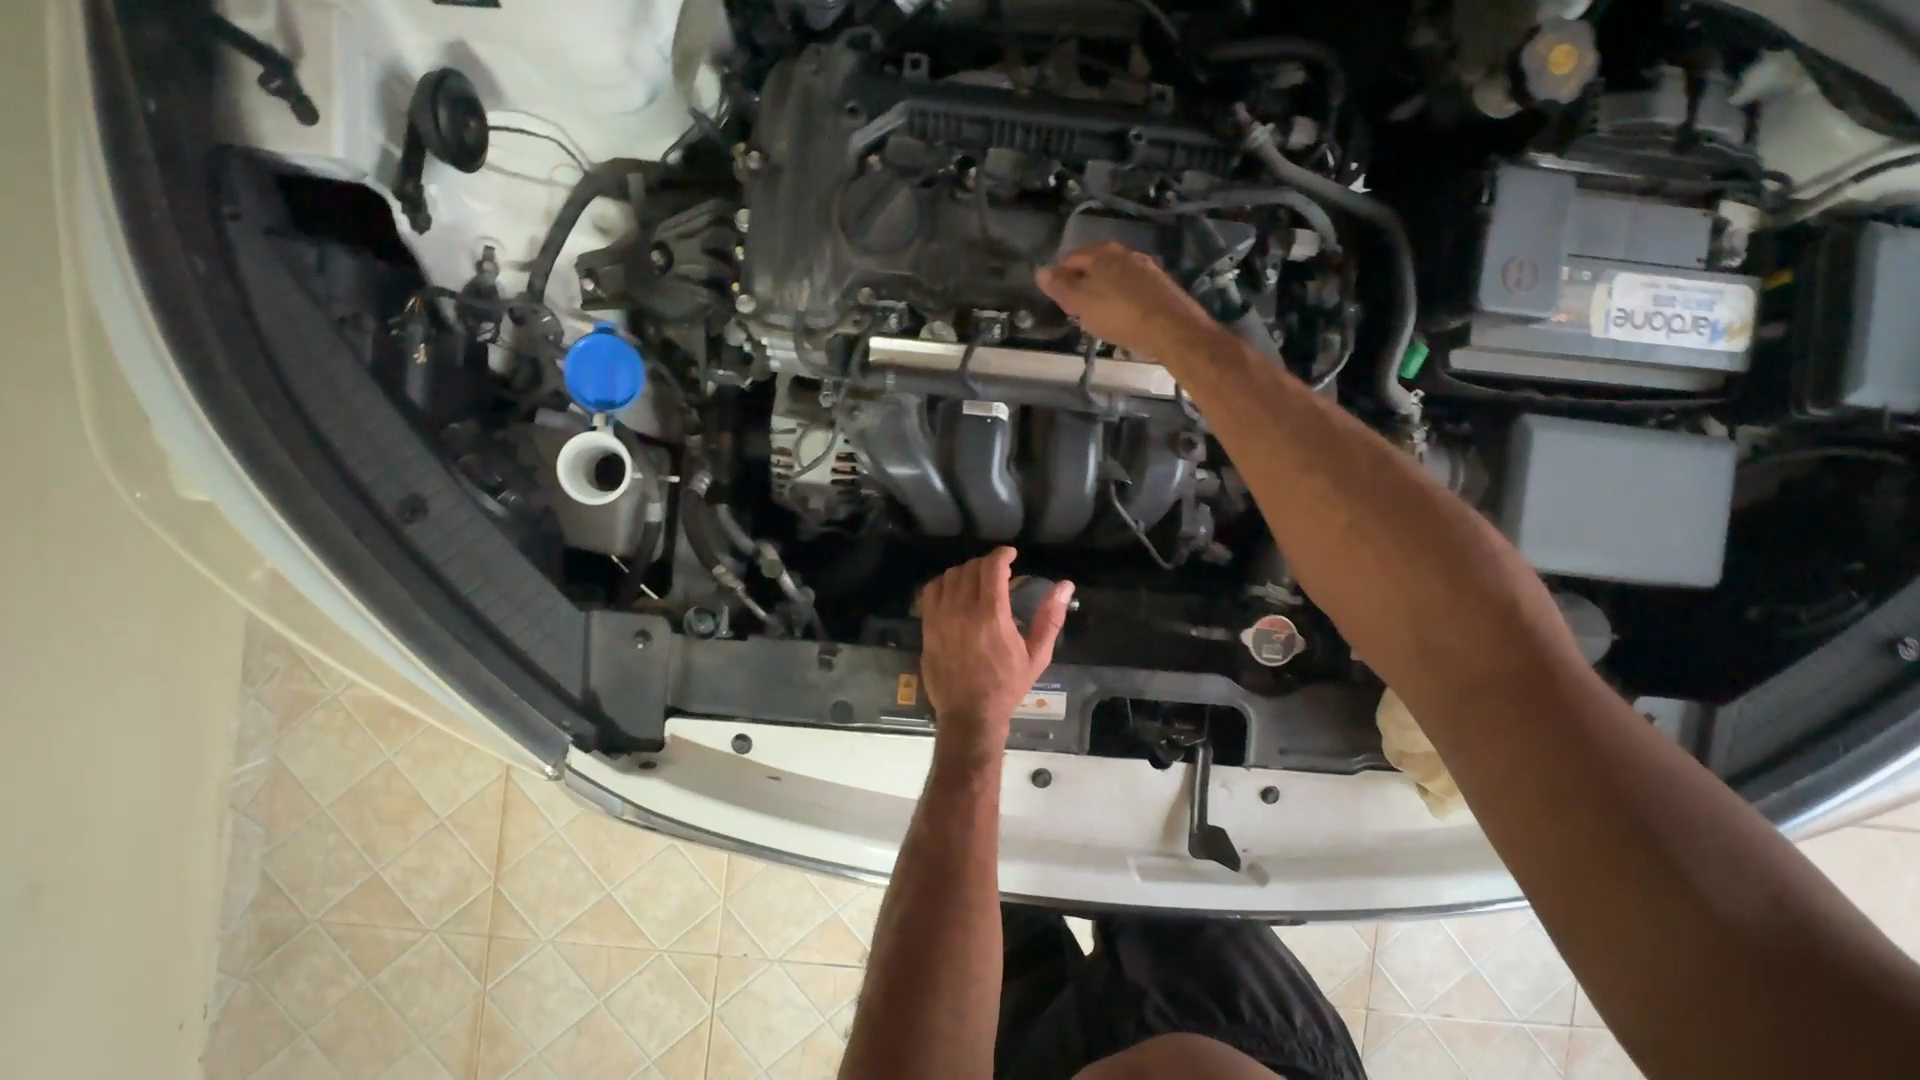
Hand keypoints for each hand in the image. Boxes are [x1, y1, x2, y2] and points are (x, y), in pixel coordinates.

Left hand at [918, 547, 1073, 760]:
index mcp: (992, 615)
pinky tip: (954, 590)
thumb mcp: (1036, 655)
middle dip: (987, 564)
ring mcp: (941, 618)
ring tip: (977, 580)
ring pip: (950, 576)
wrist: (970, 713)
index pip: (993, 567)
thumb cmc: (1007, 686)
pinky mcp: (928, 627)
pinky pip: (931, 591)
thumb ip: (1050, 618)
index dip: (1002, 554)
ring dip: (966, 571)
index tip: (1011, 554)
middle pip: (971, 568)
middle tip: (998, 572)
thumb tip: (1065, 586)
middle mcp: (963, 610)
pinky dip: (944, 583)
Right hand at [1036, 242, 1220, 357]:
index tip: (1058, 299)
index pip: (1069, 259)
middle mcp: (1125, 253)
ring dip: (1103, 293)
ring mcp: (1146, 268)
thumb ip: (1059, 286)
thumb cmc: (1118, 314)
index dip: (1059, 278)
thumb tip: (1040, 270)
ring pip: (1114, 278)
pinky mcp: (1160, 286)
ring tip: (1099, 315)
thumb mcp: (1080, 302)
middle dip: (1083, 284)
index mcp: (1101, 252)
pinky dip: (1122, 300)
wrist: (1171, 328)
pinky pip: (1132, 290)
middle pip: (1094, 267)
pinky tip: (1123, 317)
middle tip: (1076, 309)